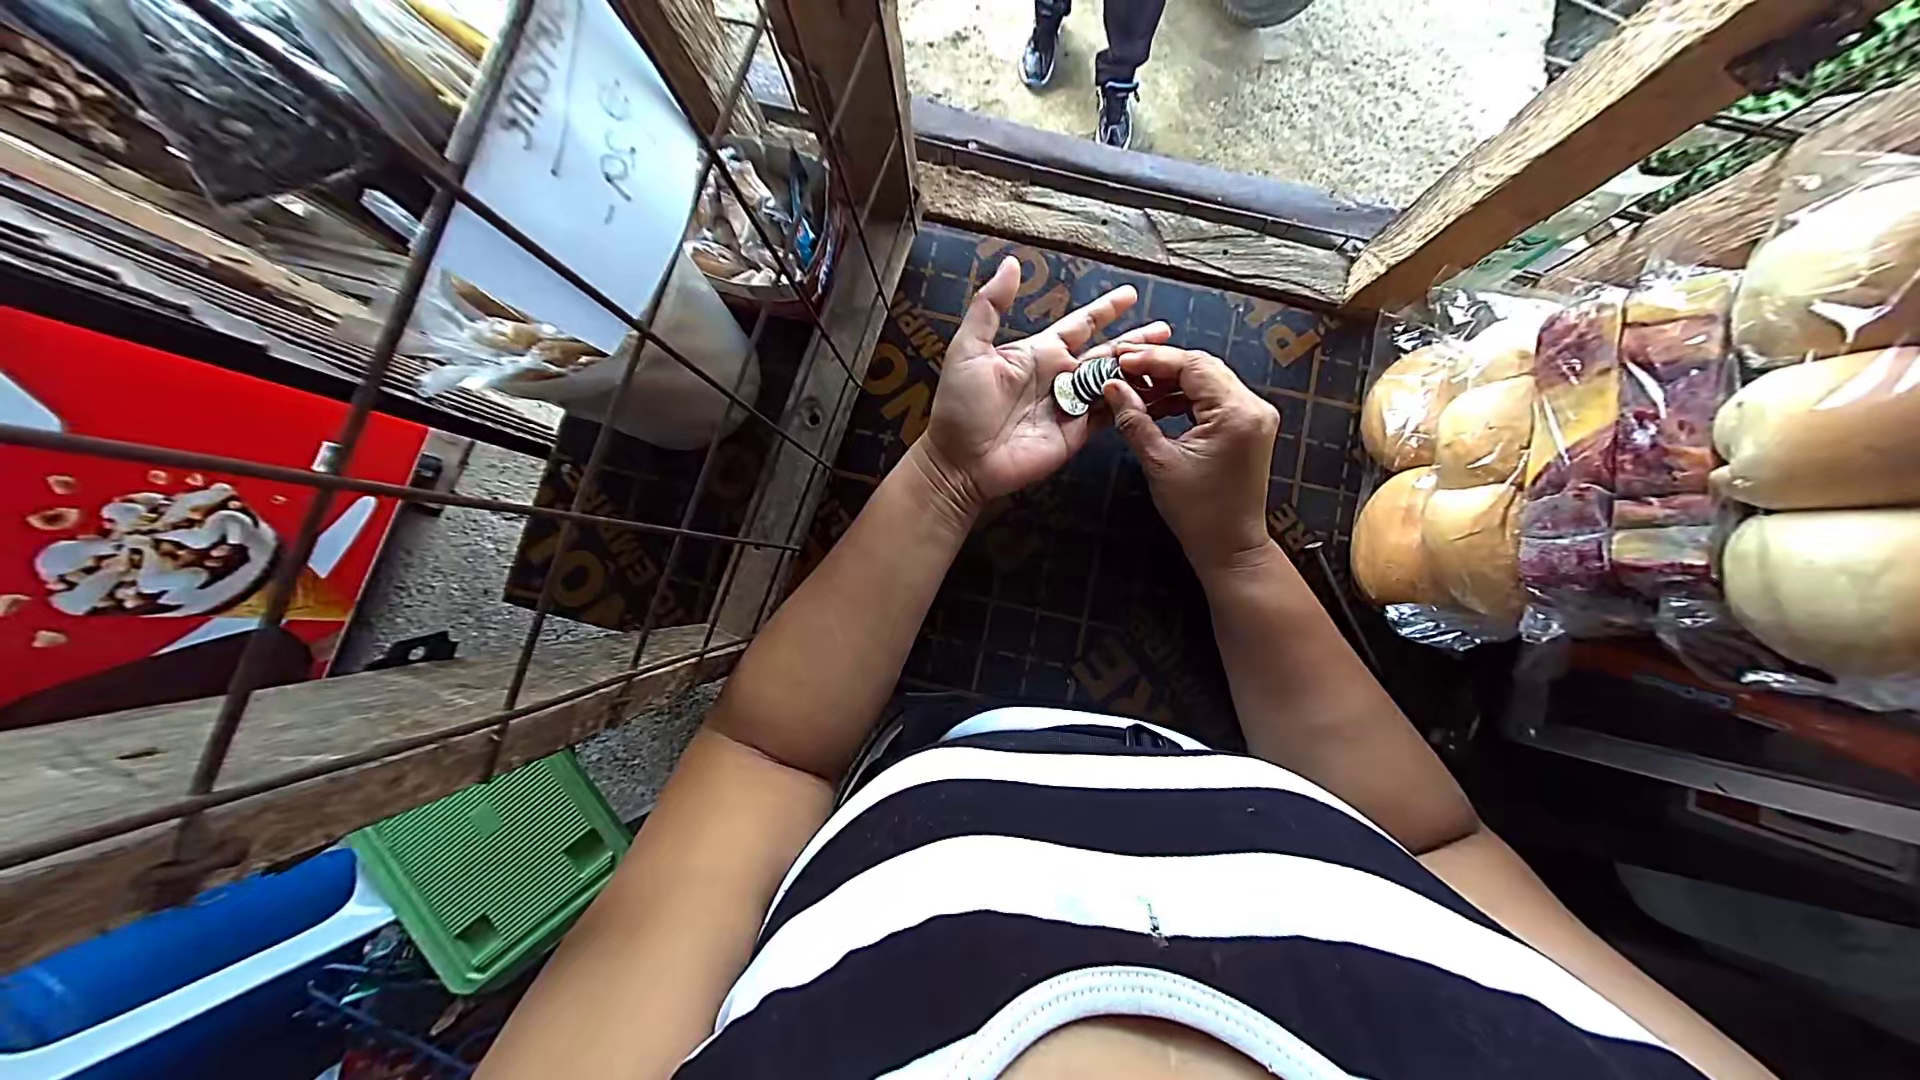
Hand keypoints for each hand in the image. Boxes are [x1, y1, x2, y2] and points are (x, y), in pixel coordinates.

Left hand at [914, 256, 1169, 511]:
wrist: (960, 461)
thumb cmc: (960, 406)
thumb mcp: (969, 349)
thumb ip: (991, 306)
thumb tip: (1011, 264)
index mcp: (1038, 353)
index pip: (1079, 326)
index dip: (1104, 310)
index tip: (1128, 295)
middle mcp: (1058, 377)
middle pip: (1105, 353)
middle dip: (1135, 341)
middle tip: (1164, 330)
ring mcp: (1070, 406)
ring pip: (1113, 382)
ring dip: (1138, 369)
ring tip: (1168, 358)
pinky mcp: (1076, 433)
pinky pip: (1109, 413)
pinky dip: (1130, 402)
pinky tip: (1151, 391)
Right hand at [1103, 344, 1280, 574]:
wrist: (1229, 545)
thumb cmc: (1198, 512)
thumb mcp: (1158, 462)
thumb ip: (1134, 419)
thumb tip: (1113, 388)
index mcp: (1236, 412)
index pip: (1193, 365)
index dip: (1154, 359)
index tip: (1122, 360)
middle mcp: (1252, 407)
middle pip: (1202, 368)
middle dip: (1161, 367)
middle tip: (1124, 370)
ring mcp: (1253, 416)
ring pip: (1206, 381)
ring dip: (1171, 383)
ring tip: (1135, 391)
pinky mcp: (1247, 427)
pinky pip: (1212, 400)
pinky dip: (1184, 400)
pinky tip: (1156, 407)